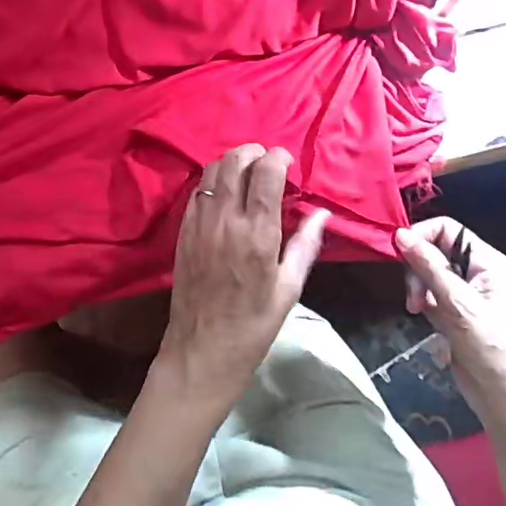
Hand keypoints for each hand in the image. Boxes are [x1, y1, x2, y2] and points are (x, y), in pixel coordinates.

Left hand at [158, 144, 327, 409]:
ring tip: (248, 174)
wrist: (201, 352)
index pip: (266, 172)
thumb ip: (305, 244)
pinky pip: (197, 190)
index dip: (279, 157)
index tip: (287, 163)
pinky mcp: (183, 231)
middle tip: (268, 164)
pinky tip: (225, 193)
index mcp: (258, 234)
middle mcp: (227, 220)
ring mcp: (200, 223)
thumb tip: (322, 213)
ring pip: (213, 170)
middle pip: (235, 161)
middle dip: (255, 152)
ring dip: (233, 162)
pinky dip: (213, 180)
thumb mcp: (290, 288)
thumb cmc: (253, 326)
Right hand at [396, 218, 505, 423]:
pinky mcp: (455, 314)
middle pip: (435, 251)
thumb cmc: (492, 350)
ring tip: (418, 311)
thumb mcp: (459, 305)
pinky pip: (430, 296)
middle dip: (419, 270)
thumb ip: (429, 268)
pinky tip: (427, 322)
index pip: (449, 230)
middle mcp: (478, 273)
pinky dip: (424, 305)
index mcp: (489, 263)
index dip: (422, 236)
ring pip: (429, 274)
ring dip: (419, 290)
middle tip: (413, 297)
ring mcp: (466, 294)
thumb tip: (400, 235)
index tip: (400, 254)